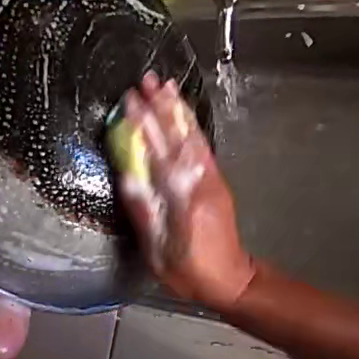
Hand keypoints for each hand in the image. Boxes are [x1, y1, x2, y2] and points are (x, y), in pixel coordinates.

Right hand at [115, 73, 255, 309]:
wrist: (231, 278)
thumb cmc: (189, 270)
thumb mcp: (158, 251)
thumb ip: (143, 213)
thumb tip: (127, 177)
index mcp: (182, 200)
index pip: (159, 154)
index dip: (144, 127)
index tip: (129, 103)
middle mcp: (199, 183)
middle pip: (178, 138)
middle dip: (161, 108)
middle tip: (146, 80)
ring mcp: (211, 179)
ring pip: (192, 137)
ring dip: (177, 110)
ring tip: (164, 85)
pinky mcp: (216, 180)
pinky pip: (202, 146)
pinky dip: (191, 125)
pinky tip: (182, 112)